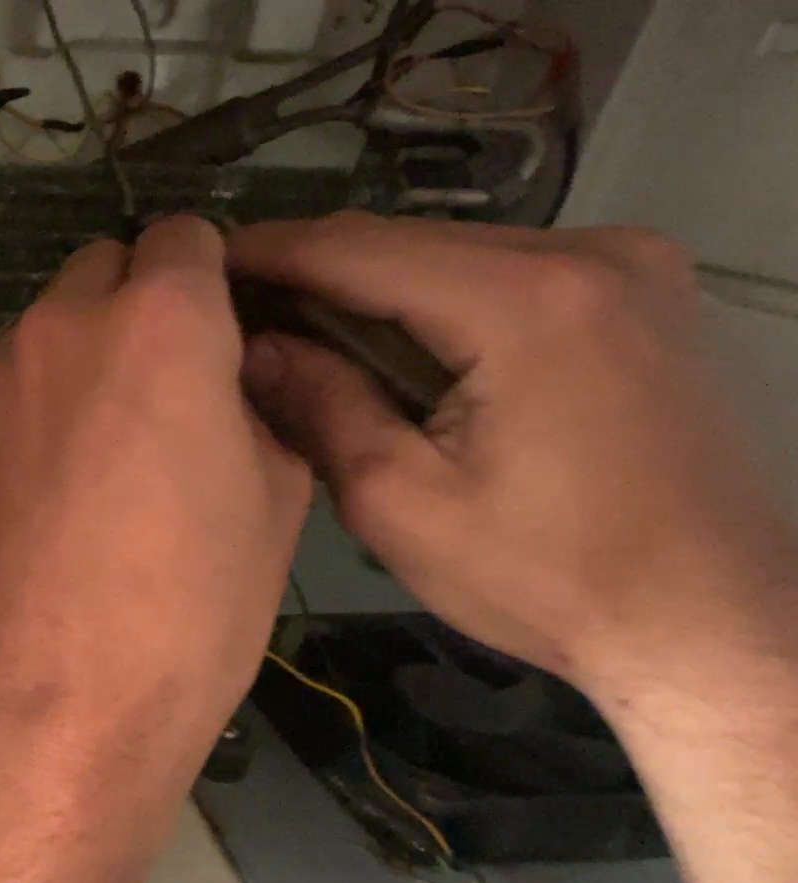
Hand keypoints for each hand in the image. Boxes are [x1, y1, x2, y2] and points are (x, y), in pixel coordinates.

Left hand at [0, 217, 311, 739]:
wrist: (61, 695)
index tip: (208, 328)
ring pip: (31, 338)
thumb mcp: (274, 493)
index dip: (202, 278)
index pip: (181, 237)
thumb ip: (250, 399)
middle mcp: (54, 328)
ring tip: (78, 461)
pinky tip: (23, 497)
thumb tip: (224, 376)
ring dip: (62, 367)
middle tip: (145, 396)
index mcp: (159, 322)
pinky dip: (9, 422)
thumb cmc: (191, 604)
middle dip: (128, 311)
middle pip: (96, 273)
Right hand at [230, 212, 797, 695]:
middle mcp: (589, 254)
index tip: (195, 268)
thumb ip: (320, 407)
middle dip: (308, 270)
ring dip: (363, 287)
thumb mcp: (397, 501)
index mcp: (526, 302)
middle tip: (228, 311)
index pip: (358, 249)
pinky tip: (376, 344)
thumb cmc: (542, 574)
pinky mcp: (637, 297)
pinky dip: (423, 301)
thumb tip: (249, 349)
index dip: (266, 253)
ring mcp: (626, 268)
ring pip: (449, 252)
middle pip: (405, 240)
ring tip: (285, 330)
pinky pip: (497, 274)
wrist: (708, 621)